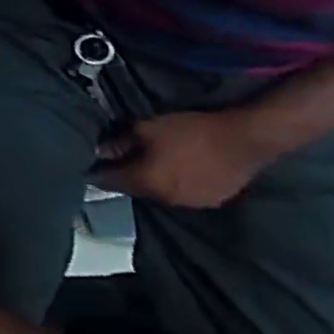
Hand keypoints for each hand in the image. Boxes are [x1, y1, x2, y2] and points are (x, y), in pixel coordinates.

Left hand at [95, 111, 284, 208]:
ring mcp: (192, 203)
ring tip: (146, 163)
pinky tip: (175, 168)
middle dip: (123, 175)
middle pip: (133, 189)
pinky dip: (172, 182)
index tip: (87, 164)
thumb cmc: (190, 131)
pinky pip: (182, 193)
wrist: (246, 139)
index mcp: (147, 183)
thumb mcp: (146, 129)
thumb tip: (99, 149)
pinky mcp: (213, 200)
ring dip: (149, 180)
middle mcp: (166, 200)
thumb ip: (120, 142)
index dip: (96, 172)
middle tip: (115, 160)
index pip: (109, 183)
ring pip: (158, 192)